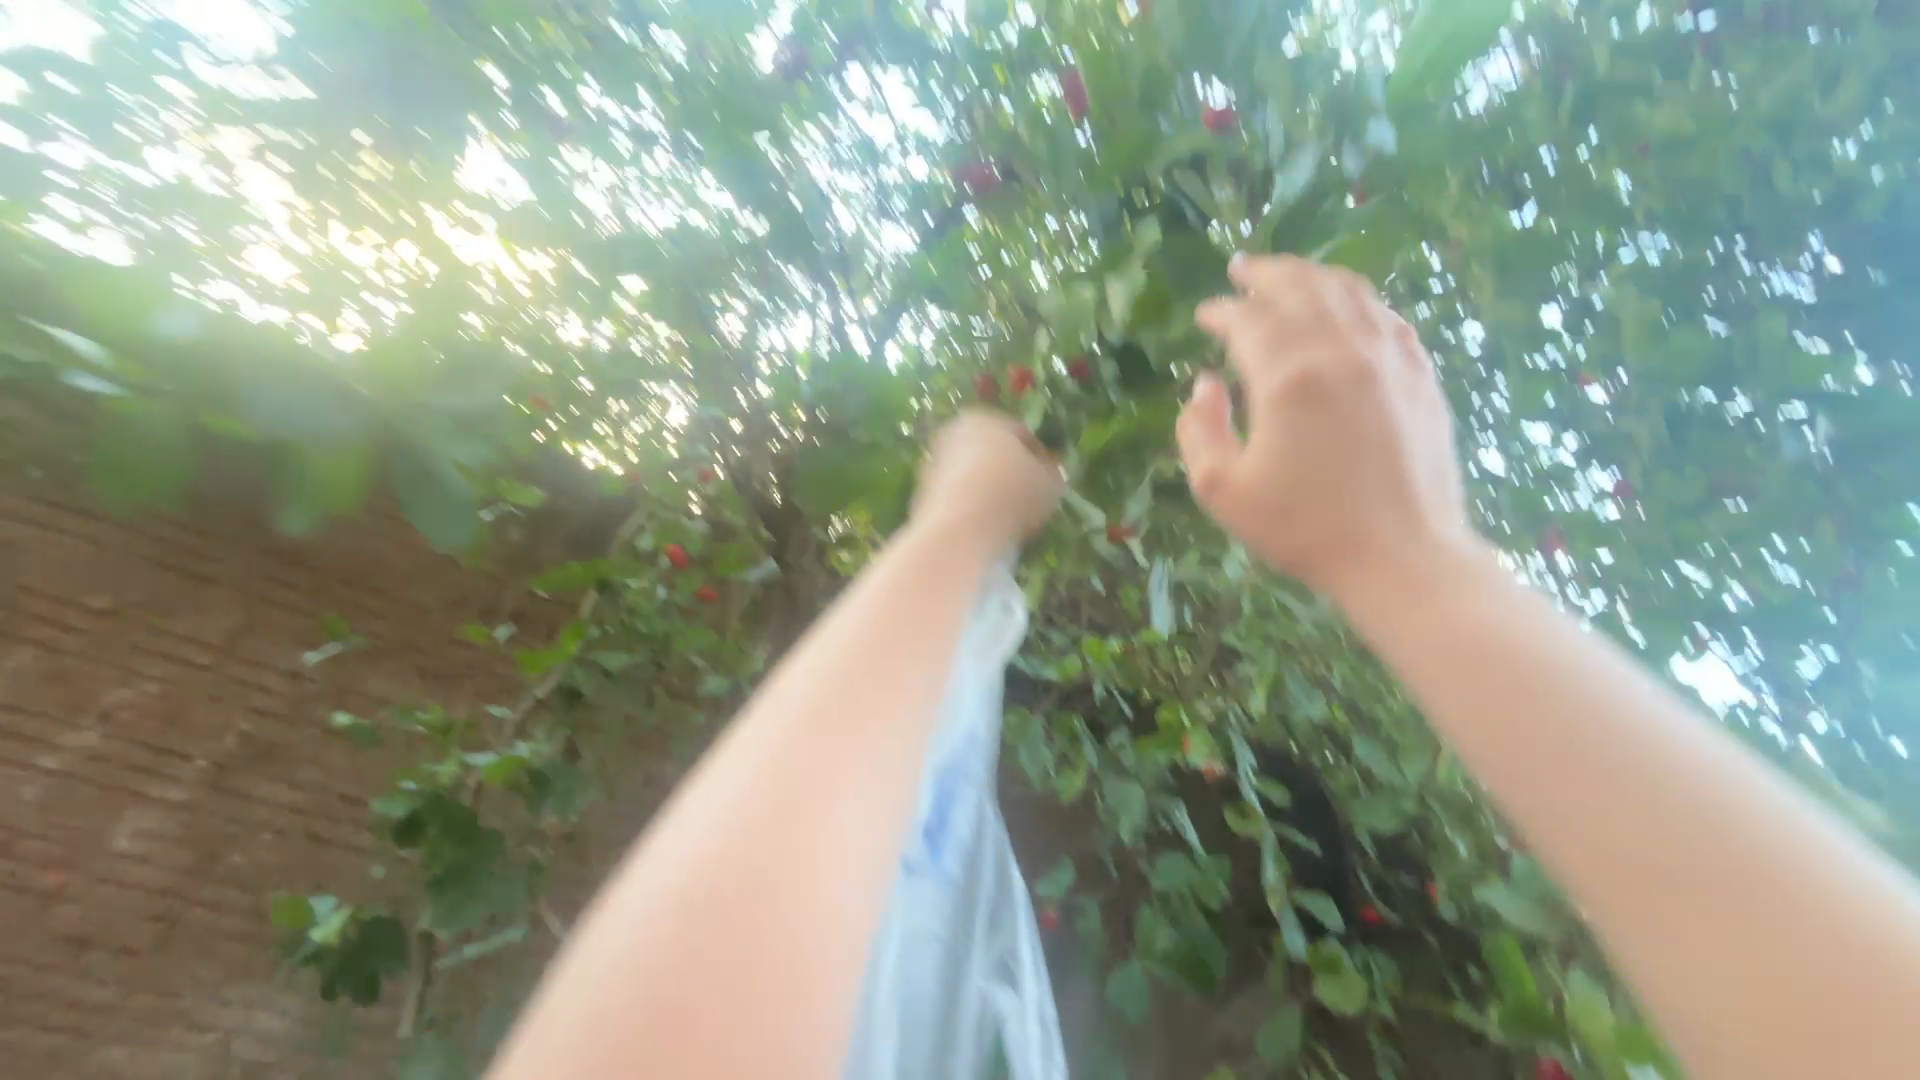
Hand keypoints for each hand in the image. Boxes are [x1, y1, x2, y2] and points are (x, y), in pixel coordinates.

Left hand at [912, 410, 1063, 548]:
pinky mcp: (921, 492)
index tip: (1049, 478)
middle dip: (1009, 469)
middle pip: (991, 450)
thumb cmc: (1011, 495)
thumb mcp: (1049, 484)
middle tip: (1028, 495)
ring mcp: (934, 462)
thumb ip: (1054, 473)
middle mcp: (954, 432)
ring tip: (1007, 515)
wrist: (959, 530)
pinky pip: (956, 495)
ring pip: (971, 473)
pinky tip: (983, 525)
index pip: (1021, 433)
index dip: (1039, 456)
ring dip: (987, 488)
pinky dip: (969, 505)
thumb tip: (1051, 471)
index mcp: (985, 418)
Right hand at [1180, 254, 1478, 598]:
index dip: (1221, 312)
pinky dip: (1358, 298)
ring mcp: (1388, 356)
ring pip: (1347, 291)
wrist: (1401, 556)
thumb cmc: (1303, 528)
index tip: (1204, 314)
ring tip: (1288, 274)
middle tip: (1241, 269)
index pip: (1248, 321)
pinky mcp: (1419, 373)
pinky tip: (1347, 305)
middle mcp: (1340, 350)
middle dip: (1265, 274)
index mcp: (1288, 377)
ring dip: (1311, 276)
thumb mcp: (1223, 491)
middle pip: (1299, 288)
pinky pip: (1386, 315)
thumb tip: (1206, 386)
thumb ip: (1198, 430)